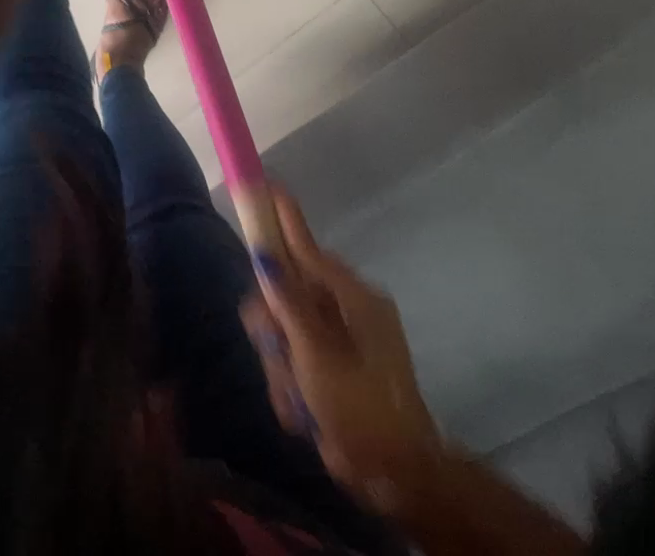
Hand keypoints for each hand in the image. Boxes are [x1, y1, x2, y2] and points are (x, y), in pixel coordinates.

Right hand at [241, 186, 442, 510]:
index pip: (307, 248)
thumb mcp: (319, 355)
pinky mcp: (327, 368)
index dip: (282, 218)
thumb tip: (266, 258)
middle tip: (276, 352)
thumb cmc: (360, 405)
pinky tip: (302, 410)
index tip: (263, 184)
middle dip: (273, 329)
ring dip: (281, 366)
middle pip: (283, 293)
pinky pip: (289, 360)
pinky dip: (289, 384)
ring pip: (280, 333)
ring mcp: (336, 342)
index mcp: (352, 298)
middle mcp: (343, 312)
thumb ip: (289, 305)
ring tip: (298, 398)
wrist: (391, 471)